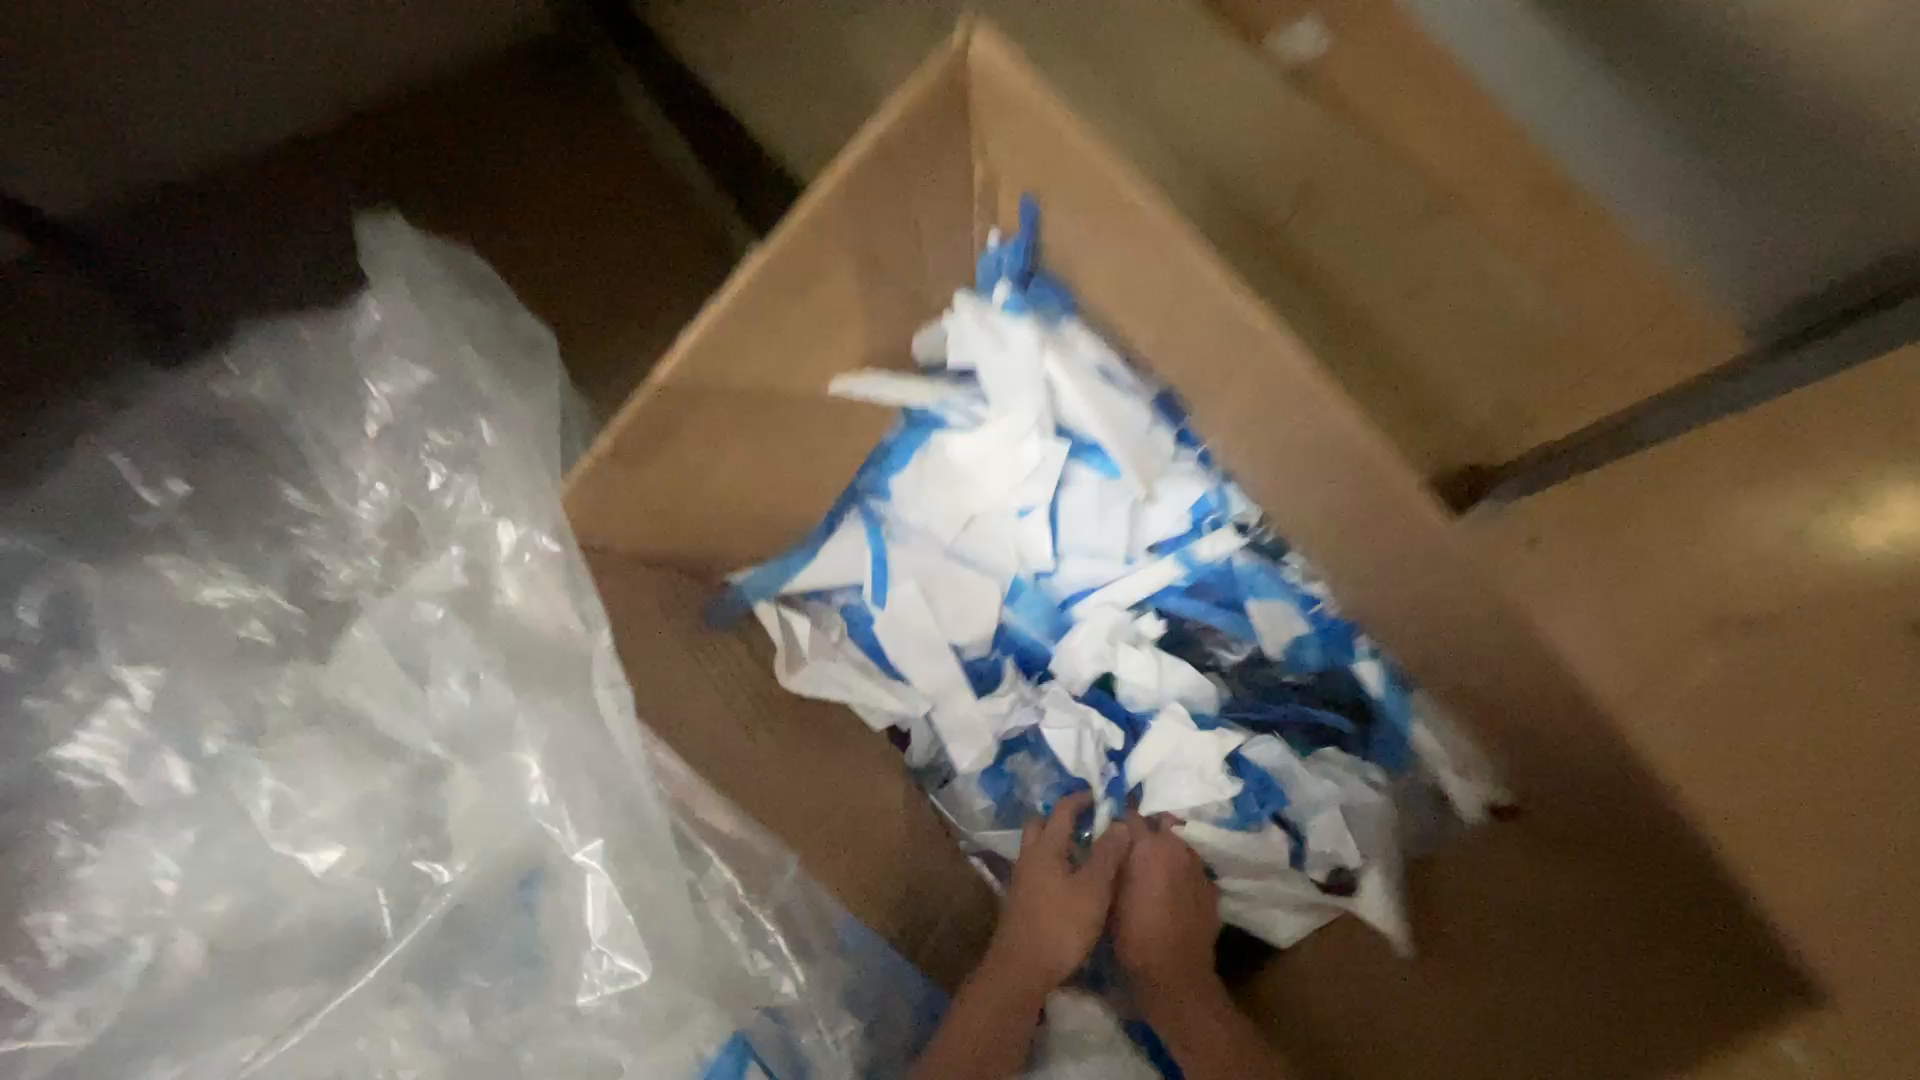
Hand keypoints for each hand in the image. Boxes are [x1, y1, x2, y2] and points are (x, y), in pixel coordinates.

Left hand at [984, 792, 1132, 990]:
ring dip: (1061, 843)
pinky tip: (1074, 882)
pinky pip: (1040, 868)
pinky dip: (1057, 864)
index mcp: (1046, 846)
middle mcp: (1030, 856)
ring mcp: (1023, 878)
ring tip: (1088, 853)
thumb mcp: (1093, 889)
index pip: (1063, 809)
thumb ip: (1107, 854)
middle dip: (1065, 818)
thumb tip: (1119, 821)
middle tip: (1092, 824)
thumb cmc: (1061, 925)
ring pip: (1040, 848)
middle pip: (1042, 824)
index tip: (1103, 796)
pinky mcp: (1023, 900)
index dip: (1082, 798)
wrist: (1021, 969)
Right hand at [1111, 812, 1219, 993]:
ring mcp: (1199, 867)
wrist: (1175, 974)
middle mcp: (1177, 848)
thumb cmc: (1133, 934)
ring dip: (1167, 848)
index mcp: (1149, 845)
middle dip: (1148, 828)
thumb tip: (1112, 840)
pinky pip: (1193, 868)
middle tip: (1133, 842)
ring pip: (1180, 844)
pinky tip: (1173, 889)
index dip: (1119, 818)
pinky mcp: (1212, 888)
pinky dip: (1182, 871)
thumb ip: (1113, 859)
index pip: (1131, 815)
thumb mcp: (1110, 893)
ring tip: (1154, 865)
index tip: (1110, 824)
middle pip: (1162, 823)